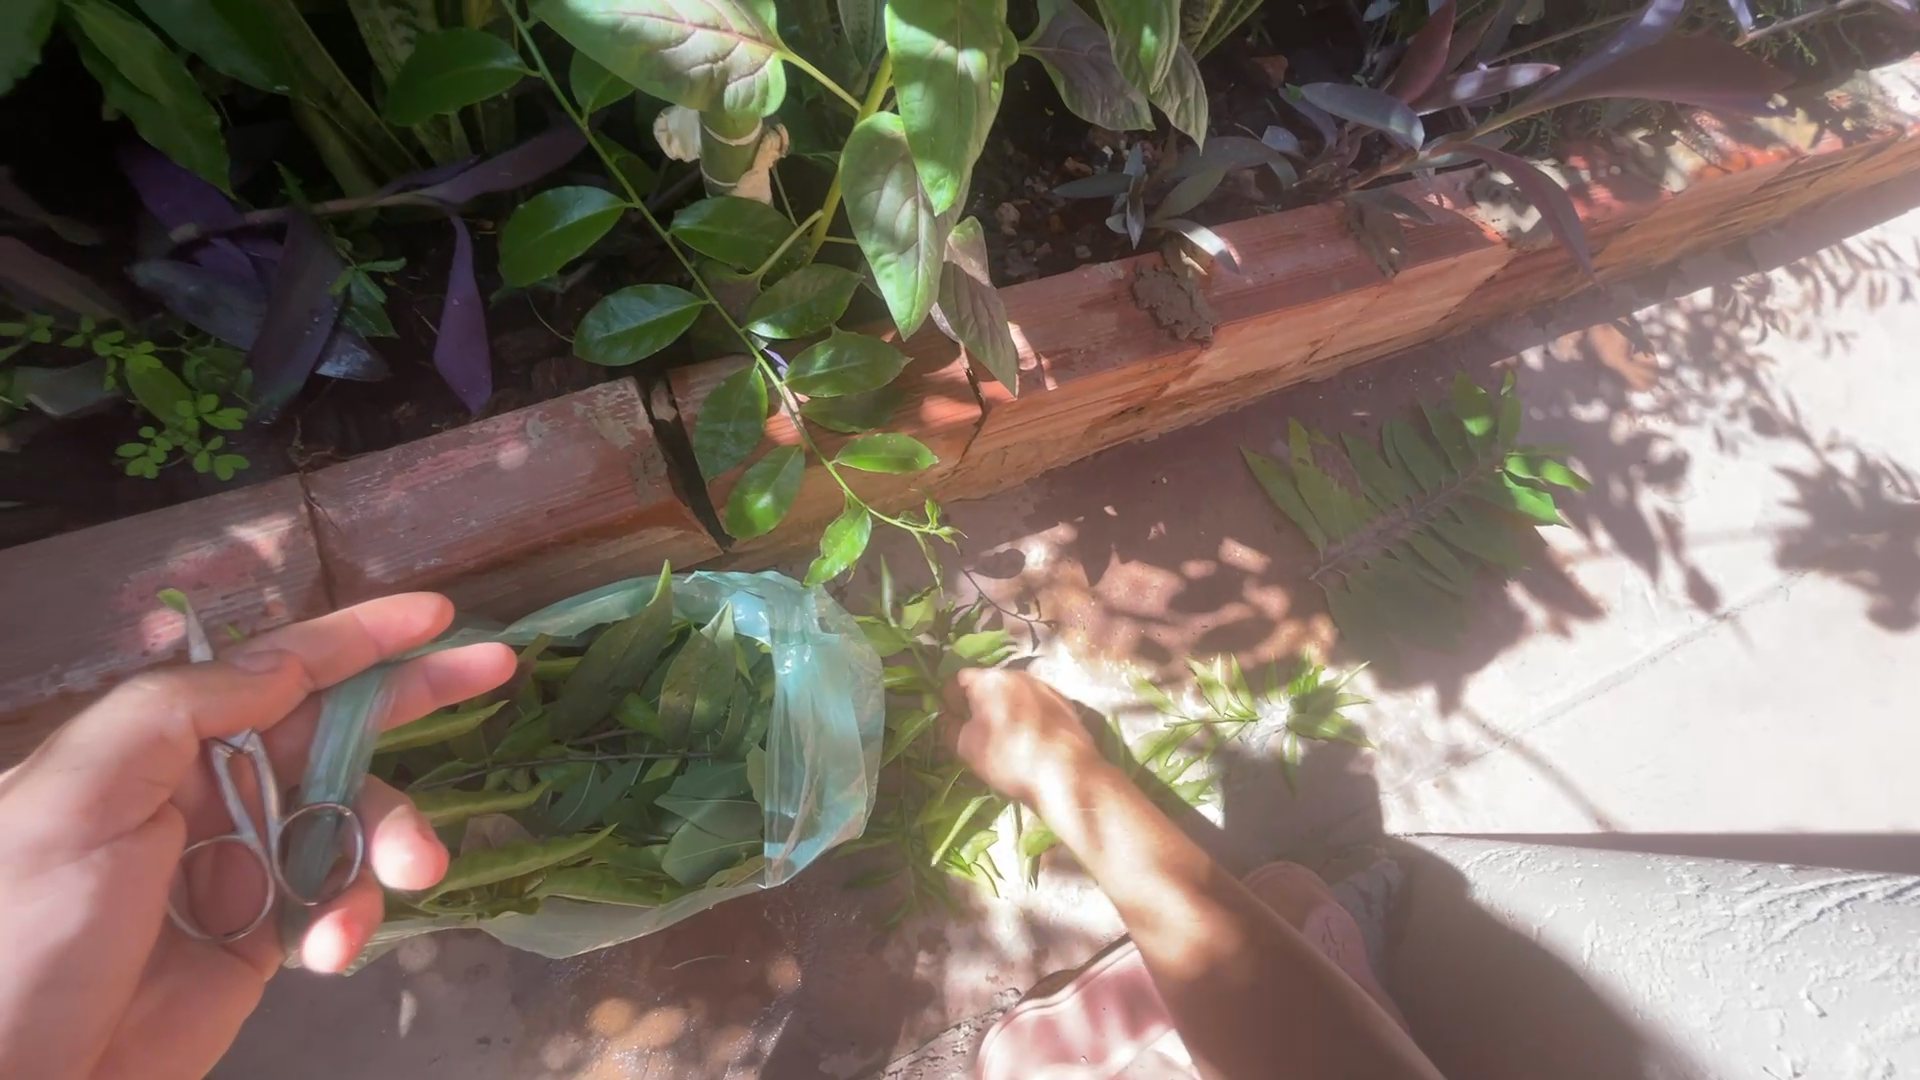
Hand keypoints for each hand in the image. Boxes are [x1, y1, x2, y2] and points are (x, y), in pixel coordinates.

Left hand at [0, 594, 516, 1079]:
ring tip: (415, 874)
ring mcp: (251, 858)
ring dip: (396, 840)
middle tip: (497, 666)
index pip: (278, 672)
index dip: (362, 637)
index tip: (438, 614)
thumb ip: (173, 714)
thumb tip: (284, 670)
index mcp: (162, 751)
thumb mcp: (63, 810)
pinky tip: (333, 949)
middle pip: (342, 725)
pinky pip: (347, 894)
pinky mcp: (274, 924)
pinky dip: (355, 914)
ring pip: (361, 816)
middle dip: (422, 692)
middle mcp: (214, 791)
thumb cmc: (11, 942)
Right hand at [942, 669, 1107, 805]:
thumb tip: (947, 719)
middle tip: (976, 732)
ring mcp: (1044, 686)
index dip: (949, 700)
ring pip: (1014, 693)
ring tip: (1006, 738)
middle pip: (988, 684)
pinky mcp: (1065, 702)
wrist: (1065, 774)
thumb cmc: (1008, 757)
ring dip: (1004, 709)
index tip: (952, 722)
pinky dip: (1027, 716)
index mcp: (989, 679)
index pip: (957, 679)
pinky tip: (1030, 741)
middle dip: (978, 704)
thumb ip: (949, 728)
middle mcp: (1017, 674)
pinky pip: (1035, 704)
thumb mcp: (966, 747)